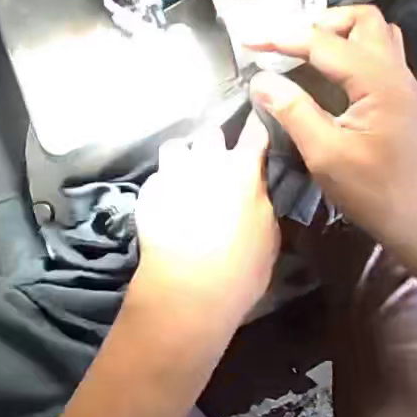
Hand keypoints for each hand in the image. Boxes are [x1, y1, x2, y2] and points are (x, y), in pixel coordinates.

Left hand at [128, 117, 279, 345]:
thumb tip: (254, 188)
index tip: (255, 127)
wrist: (187, 289)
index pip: (254, 132)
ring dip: (182, 157)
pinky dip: (163, 185)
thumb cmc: (240, 269)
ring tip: (184, 176)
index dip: (255, 127)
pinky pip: (157, 177)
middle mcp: (206, 163)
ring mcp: (173, 174)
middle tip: (215, 163)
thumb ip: (259, 199)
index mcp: (243, 171)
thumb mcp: (268, 235)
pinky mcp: (148, 191)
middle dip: (213, 144)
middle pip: (210, 133)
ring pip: (175, 146)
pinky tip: (165, 204)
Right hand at [247, 5, 416, 255]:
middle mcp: (395, 73)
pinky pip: (377, 54)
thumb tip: (260, 79)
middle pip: (363, 20)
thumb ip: (293, 111)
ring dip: (338, 32)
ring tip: (303, 50)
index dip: (283, 38)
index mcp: (378, 82)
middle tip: (285, 43)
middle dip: (319, 22)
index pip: (325, 43)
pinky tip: (325, 72)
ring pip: (374, 34)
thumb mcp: (324, 153)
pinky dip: (348, 50)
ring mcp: (401, 84)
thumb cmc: (372, 191)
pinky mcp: (398, 98)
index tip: (249, 41)